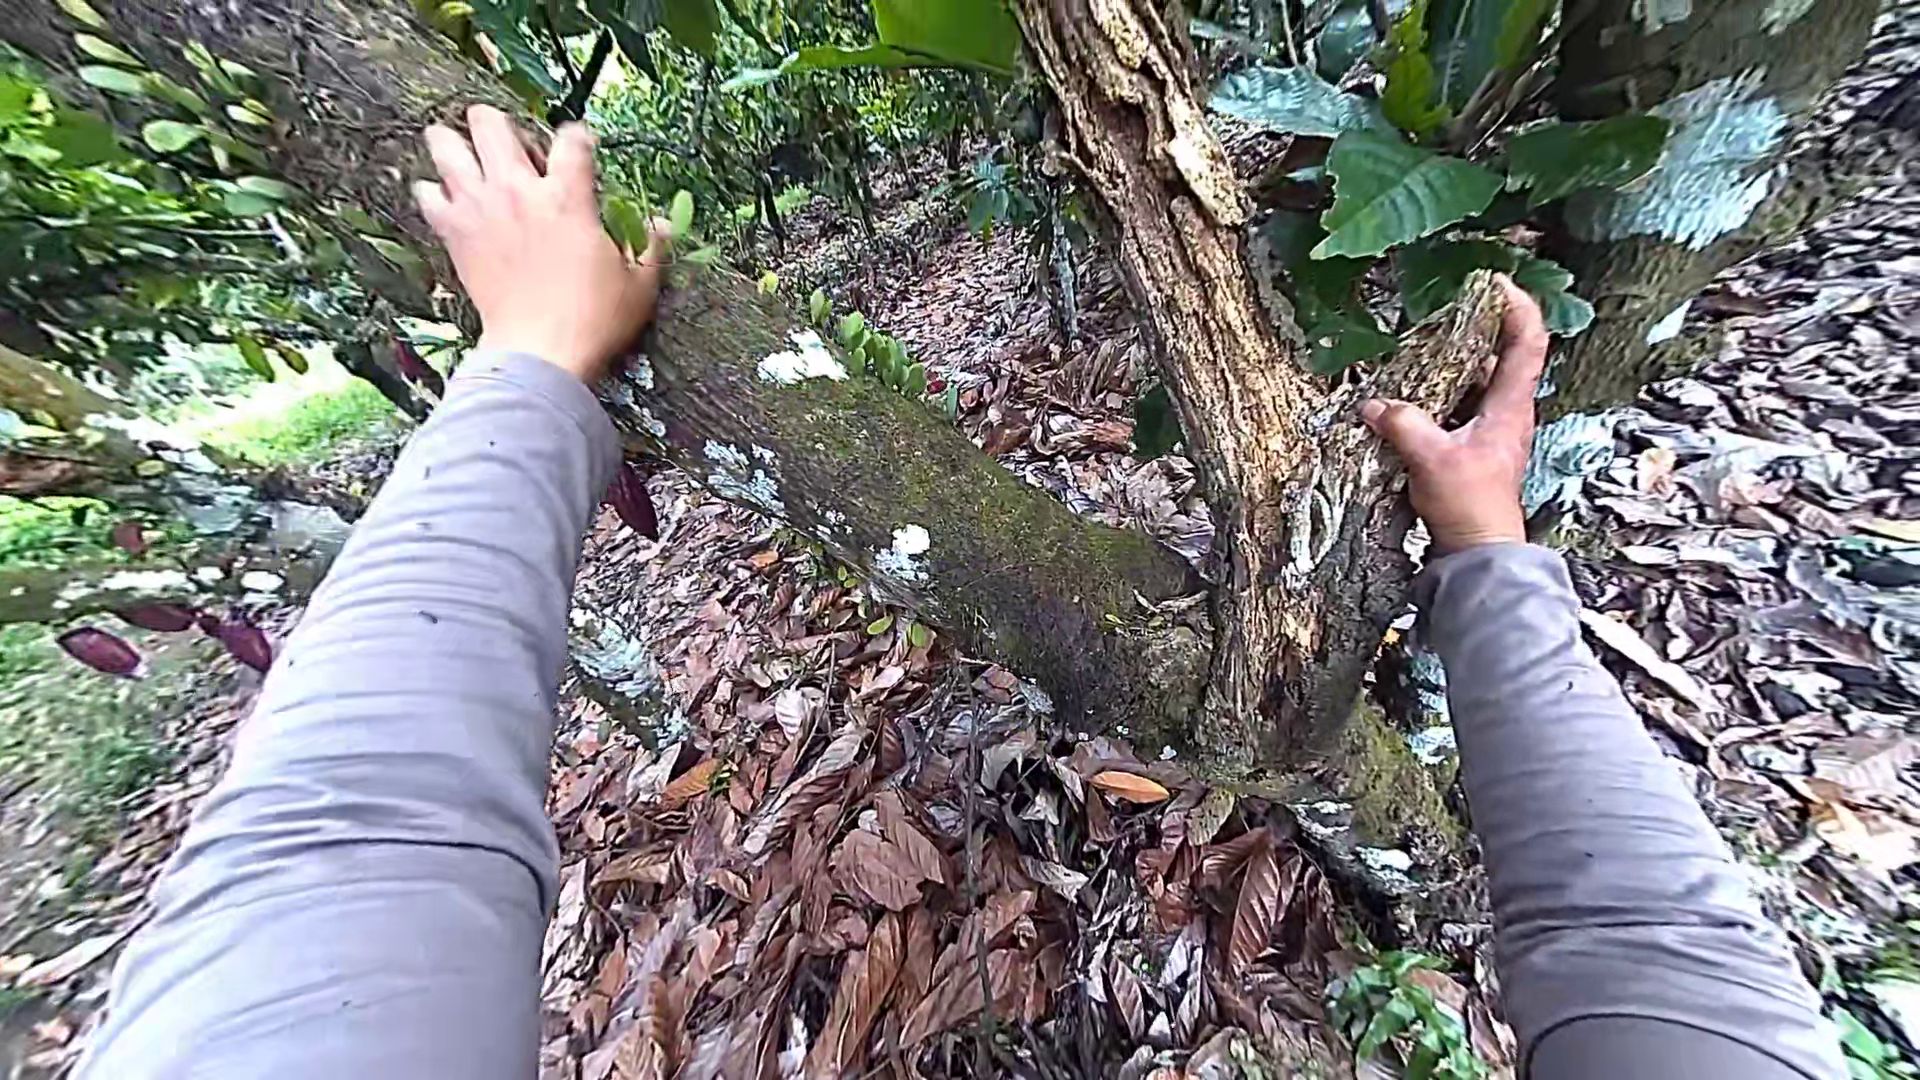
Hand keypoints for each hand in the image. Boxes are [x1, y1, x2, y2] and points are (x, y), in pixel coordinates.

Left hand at [413, 105, 666, 383]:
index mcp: (569, 199)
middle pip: (490, 121)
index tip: (583, 149)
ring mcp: (479, 206)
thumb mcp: (640, 287)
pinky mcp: (454, 231)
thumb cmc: (598, 319)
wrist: (544, 350)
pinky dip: (439, 194)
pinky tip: (461, 210)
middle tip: (524, 165)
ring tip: (482, 175)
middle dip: (507, 134)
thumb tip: (660, 223)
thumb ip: (651, 248)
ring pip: (444, 140)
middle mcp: (518, 190)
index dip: (579, 139)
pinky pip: (426, 190)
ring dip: (461, 150)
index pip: (571, 141)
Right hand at [1361, 275, 1549, 555]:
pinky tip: (1407, 403)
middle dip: (1474, 335)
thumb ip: (1403, 425)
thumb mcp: (1432, 458)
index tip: (1495, 284)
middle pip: (1498, 360)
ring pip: (1472, 387)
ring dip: (1449, 370)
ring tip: (1417, 358)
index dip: (1517, 309)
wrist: (1476, 544)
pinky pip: (1453, 411)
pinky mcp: (1467, 448)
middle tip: (1442, 319)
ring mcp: (1487, 432)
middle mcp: (1504, 414)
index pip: (1527, 344)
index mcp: (1510, 407)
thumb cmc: (1467, 500)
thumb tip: (1373, 405)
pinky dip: (1434, 399)